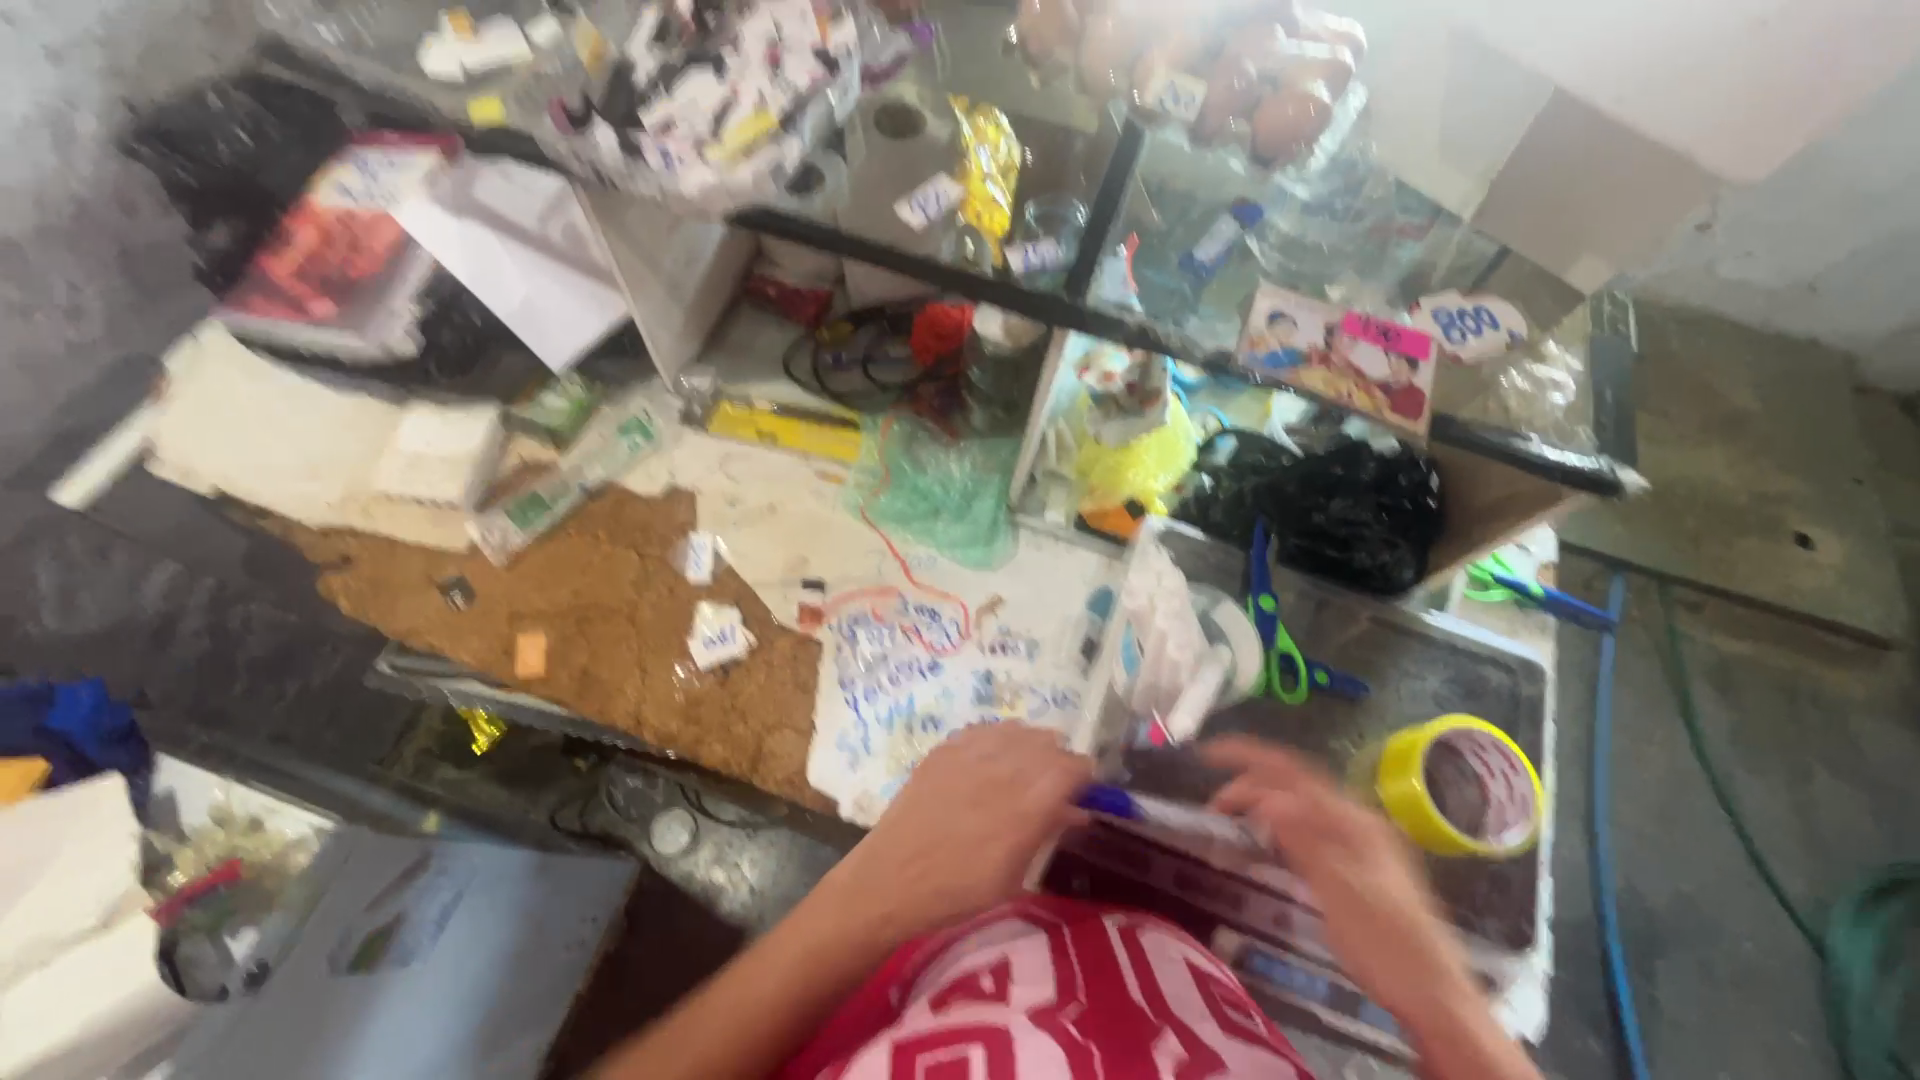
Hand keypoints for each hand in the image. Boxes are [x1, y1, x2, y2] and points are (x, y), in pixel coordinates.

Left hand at [816, 723, 1093, 947]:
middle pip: (1049, 742)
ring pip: (1018, 730)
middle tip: (1057, 783)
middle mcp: (1003, 769)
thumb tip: (1076, 810)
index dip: (1084, 776)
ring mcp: (970, 753)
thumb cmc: (959, 891)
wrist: (892, 880)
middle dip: (1060, 759)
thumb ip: (1048, 832)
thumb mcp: (1016, 874)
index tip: (1084, 790)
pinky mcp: (944, 749)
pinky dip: (998, 738)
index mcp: (1028, 805)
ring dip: (1031, 745)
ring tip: (1027, 767)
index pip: (1074, 767)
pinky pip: (984, 729)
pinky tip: (995, 756)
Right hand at [1201, 735, 1482, 1025]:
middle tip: (1212, 810)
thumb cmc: (1385, 947)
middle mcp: (1355, 822)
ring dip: (1262, 804)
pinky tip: (1263, 843)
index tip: (1207, 755)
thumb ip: (1303, 841)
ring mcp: (1357, 842)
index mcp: (1353, 821)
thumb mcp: (1340, 893)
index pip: (1292, 772)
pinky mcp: (1354, 864)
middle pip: (1294, 785)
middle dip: (1249, 785)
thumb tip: (1265, 798)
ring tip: (1228, 820)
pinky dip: (1278, 827)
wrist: (1433, 995)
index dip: (1248, 757)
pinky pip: (1307, 829)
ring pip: (1299, 806)